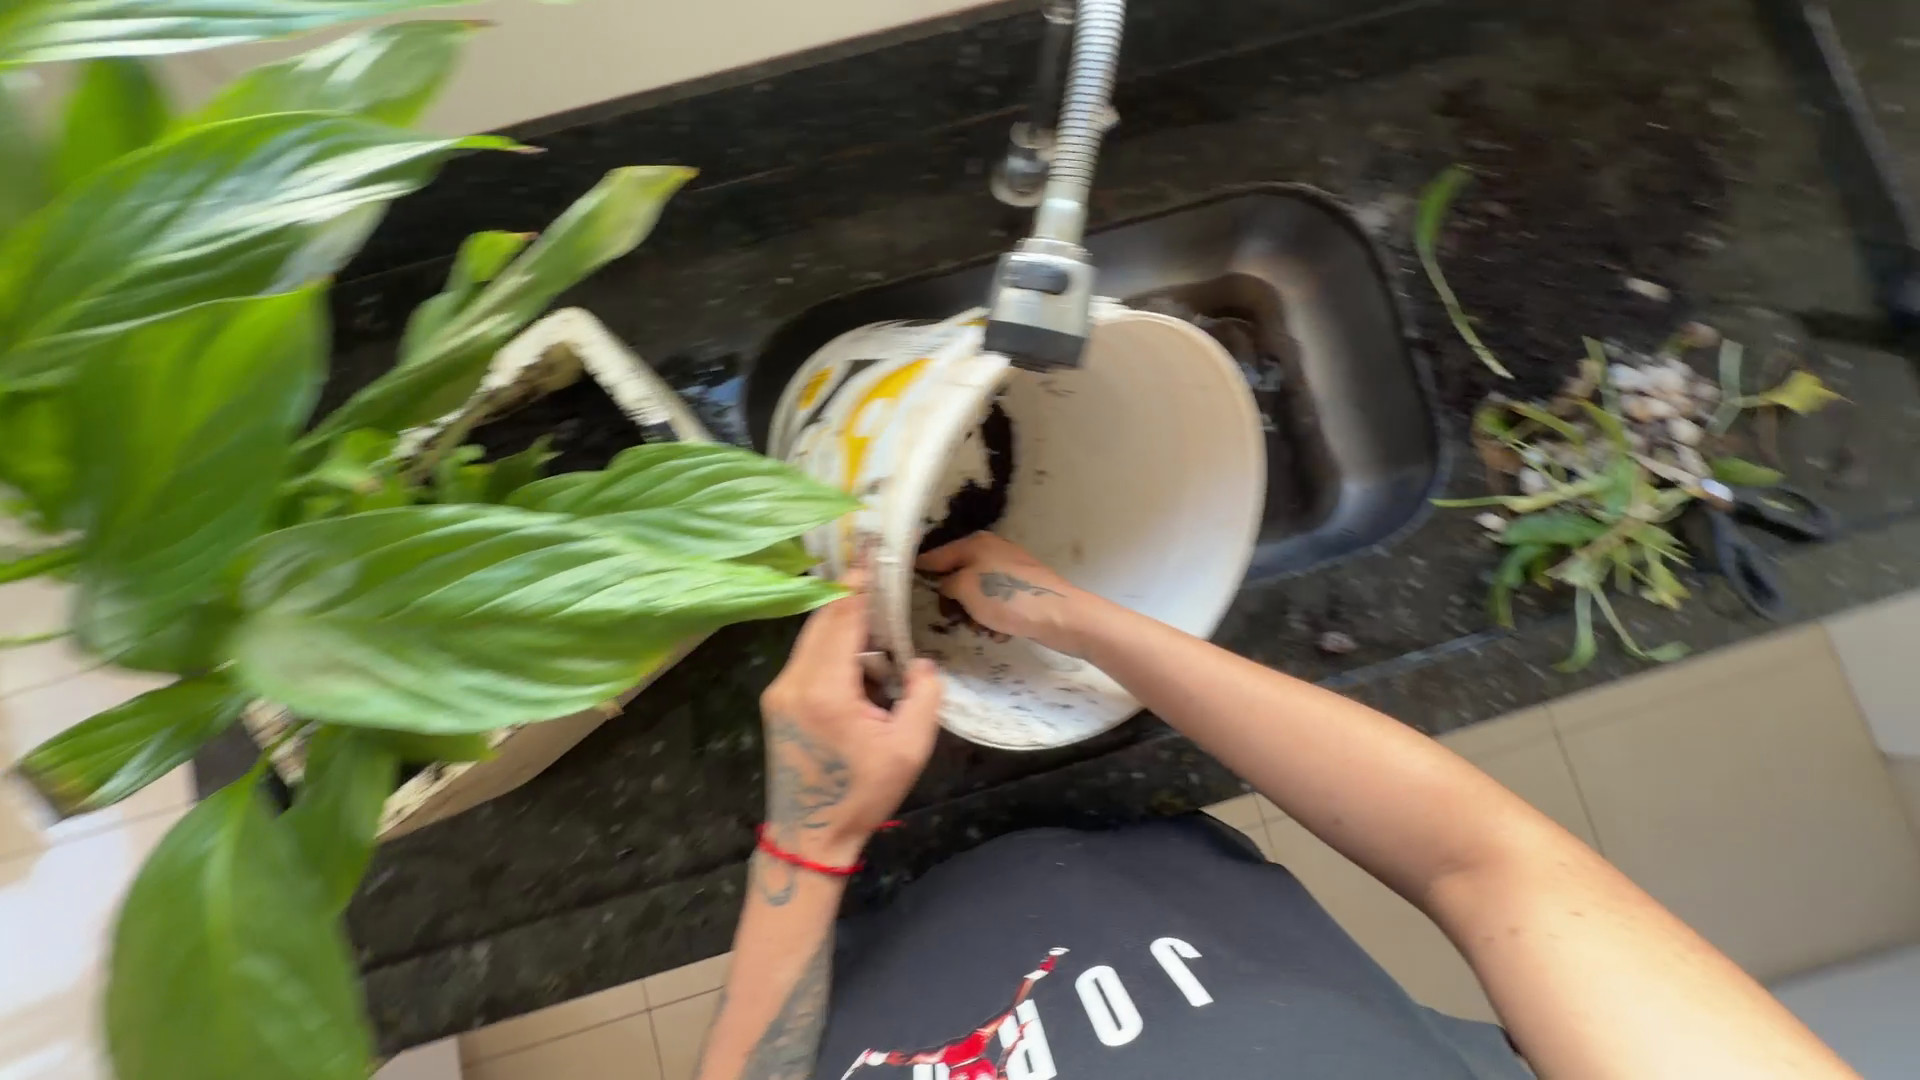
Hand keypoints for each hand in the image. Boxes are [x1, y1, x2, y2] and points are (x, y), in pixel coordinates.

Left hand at [758, 569, 942, 878]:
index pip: (843, 620)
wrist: (808, 837)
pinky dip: (832, 644)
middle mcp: (793, 681)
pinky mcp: (777, 701)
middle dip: (852, 598)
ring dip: (843, 623)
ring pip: (811, 636)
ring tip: (877, 622)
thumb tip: (918, 663)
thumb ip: (922, 696)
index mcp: (825, 690)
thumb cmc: (862, 795)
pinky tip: (857, 656)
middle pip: (822, 620)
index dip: (860, 583)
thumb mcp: (909, 749)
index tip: (872, 552)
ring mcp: (779, 691)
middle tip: (882, 578)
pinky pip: (806, 656)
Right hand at [916, 532, 1092, 655]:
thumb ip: (945, 583)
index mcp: (975, 543)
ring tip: (984, 629)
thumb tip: (943, 585)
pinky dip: (994, 620)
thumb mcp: (965, 588)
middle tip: (955, 619)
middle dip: (954, 602)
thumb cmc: (1008, 597)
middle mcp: (991, 551)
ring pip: (976, 596)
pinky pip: (996, 606)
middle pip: (956, 578)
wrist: (1060, 616)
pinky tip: (1001, 633)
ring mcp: (1009, 571)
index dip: (918, 572)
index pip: (935, 556)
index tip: (902, 588)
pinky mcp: (1022, 591)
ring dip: (974, 616)